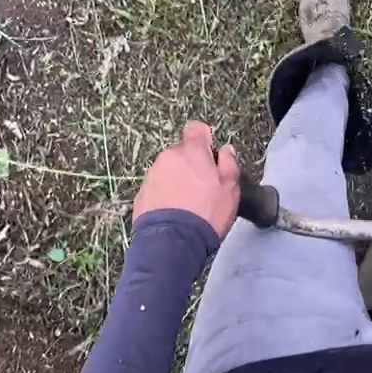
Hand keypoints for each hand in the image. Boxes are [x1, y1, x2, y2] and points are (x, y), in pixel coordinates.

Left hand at [132, 121, 241, 236]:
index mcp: (192, 151)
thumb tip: (226, 150)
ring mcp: (153, 174)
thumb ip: (229, 164)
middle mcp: (169, 156)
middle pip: (182, 152)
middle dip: (190, 164)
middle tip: (202, 188)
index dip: (204, 139)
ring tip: (187, 204)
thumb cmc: (206, 214)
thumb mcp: (230, 190)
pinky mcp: (141, 193)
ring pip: (168, 170)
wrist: (172, 243)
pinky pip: (157, 187)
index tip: (209, 155)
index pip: (196, 129)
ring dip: (176, 180)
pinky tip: (173, 213)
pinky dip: (164, 195)